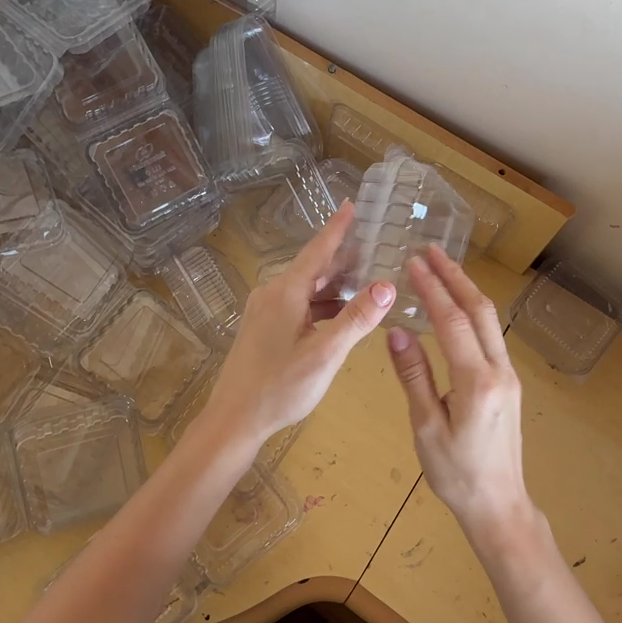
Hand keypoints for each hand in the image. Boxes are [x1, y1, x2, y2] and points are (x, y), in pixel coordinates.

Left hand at [199, 201, 396, 444]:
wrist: (234, 418)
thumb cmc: (280, 386)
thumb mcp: (325, 353)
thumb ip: (356, 318)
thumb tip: (387, 286)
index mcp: (286, 292)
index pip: (318, 250)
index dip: (337, 228)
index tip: (352, 204)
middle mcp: (273, 294)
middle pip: (313, 268)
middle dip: (344, 260)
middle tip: (376, 248)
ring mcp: (265, 311)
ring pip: (306, 289)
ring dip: (335, 285)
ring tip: (367, 281)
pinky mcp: (263, 328)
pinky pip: (298, 304)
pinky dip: (322, 304)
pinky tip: (340, 314)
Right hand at [387, 247, 534, 540]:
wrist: (499, 505)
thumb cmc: (455, 474)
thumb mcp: (425, 427)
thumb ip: (413, 376)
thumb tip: (397, 331)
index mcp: (477, 382)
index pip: (453, 322)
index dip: (433, 289)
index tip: (413, 262)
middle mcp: (499, 371)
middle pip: (480, 311)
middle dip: (455, 277)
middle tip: (431, 250)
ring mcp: (509, 376)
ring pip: (490, 321)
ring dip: (466, 290)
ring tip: (442, 267)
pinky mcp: (508, 383)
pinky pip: (491, 336)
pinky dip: (473, 312)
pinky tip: (457, 306)